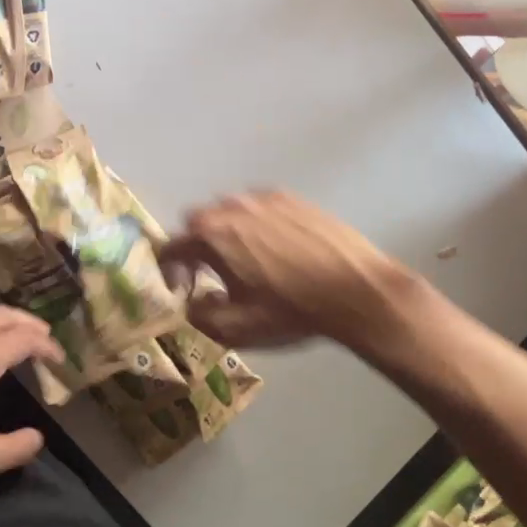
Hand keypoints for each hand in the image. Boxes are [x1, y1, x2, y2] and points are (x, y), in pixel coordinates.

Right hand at [159, 192, 416, 351]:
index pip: (170, 247)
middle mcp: (229, 207)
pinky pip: (259, 208)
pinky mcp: (289, 198)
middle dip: (198, 246)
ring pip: (229, 211)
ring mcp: (261, 198)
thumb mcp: (238, 329)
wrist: (357, 291)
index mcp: (209, 236)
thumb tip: (191, 302)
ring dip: (228, 233)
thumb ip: (200, 315)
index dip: (169, 269)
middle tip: (214, 273)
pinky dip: (257, 224)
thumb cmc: (291, 311)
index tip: (181, 287)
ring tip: (249, 260)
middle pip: (197, 223)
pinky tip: (278, 248)